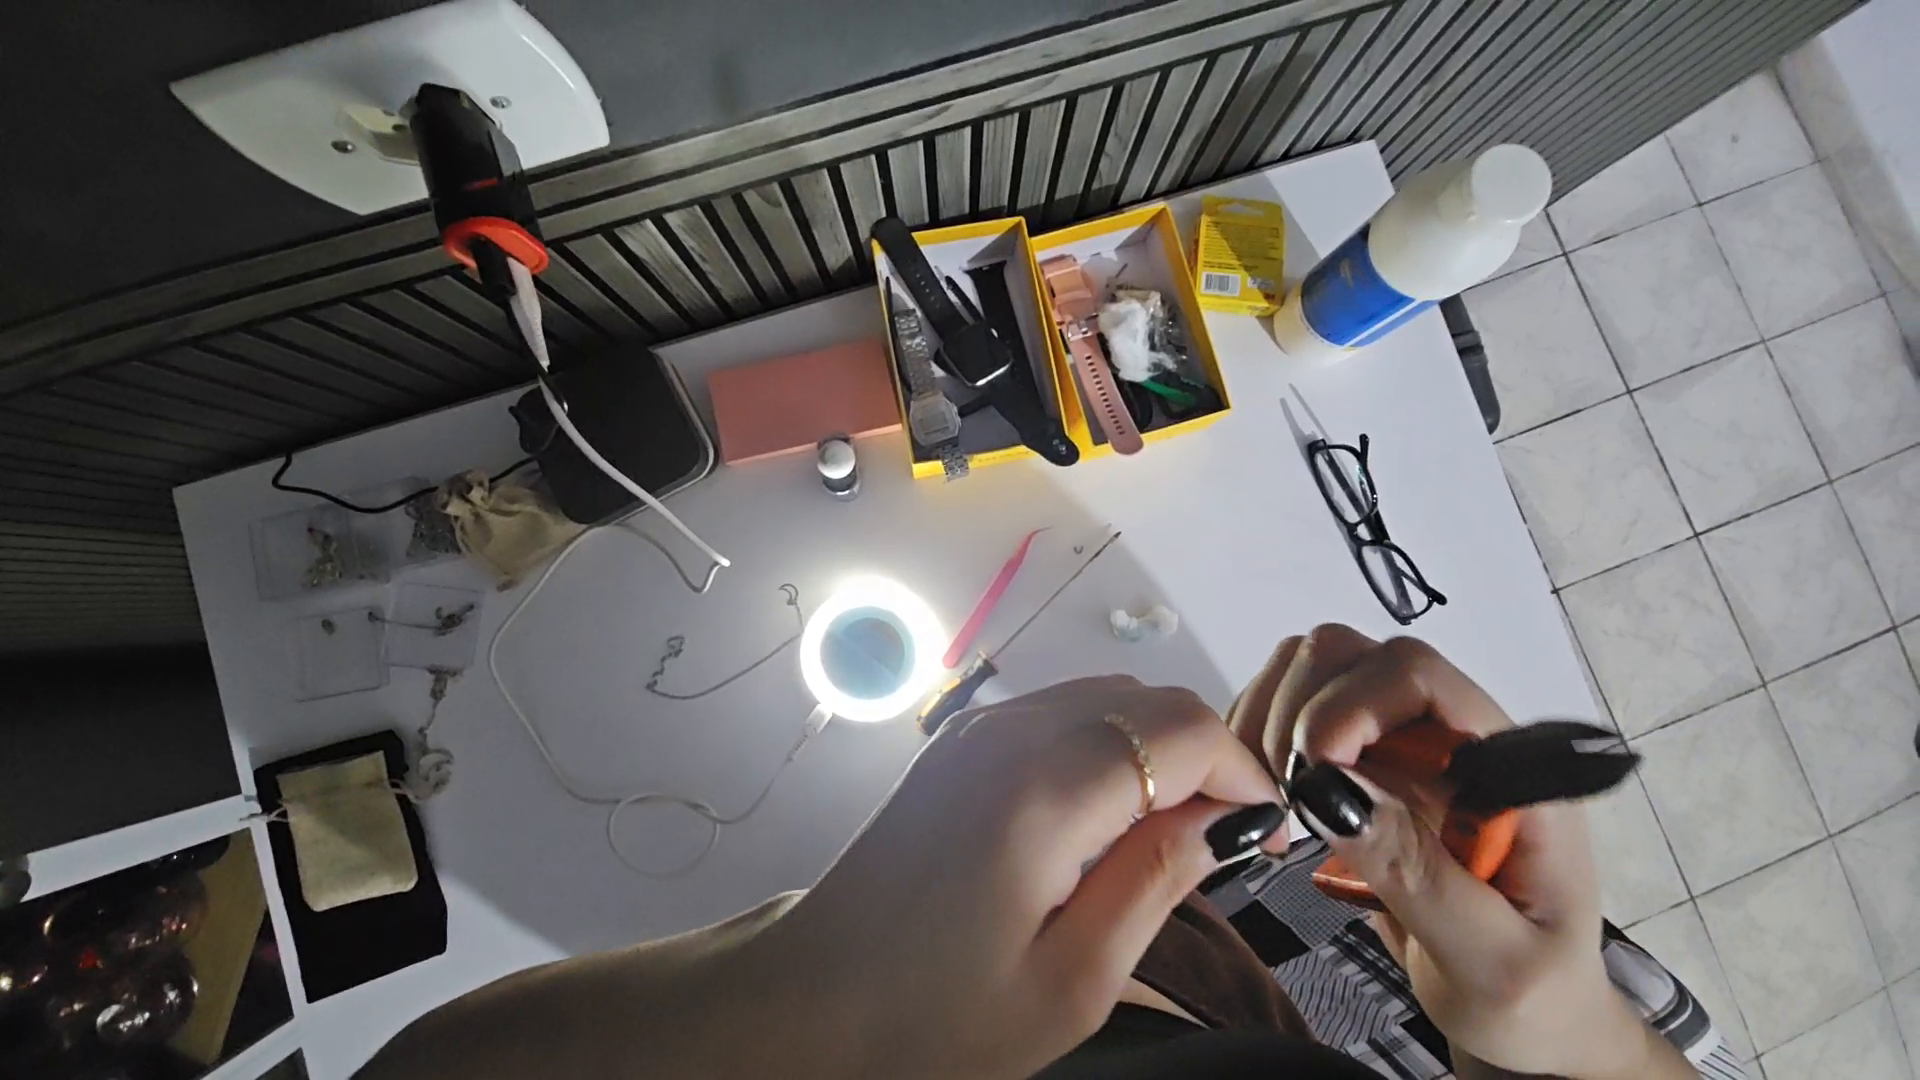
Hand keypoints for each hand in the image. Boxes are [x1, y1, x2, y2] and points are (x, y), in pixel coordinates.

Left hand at [759, 676, 1287, 1078]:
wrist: (814, 991)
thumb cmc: (937, 1013)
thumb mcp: (1070, 981)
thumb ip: (1153, 882)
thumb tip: (1216, 819)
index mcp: (1044, 791)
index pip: (1179, 730)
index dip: (1241, 767)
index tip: (1263, 827)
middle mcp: (1010, 733)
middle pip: (1146, 698)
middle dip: (1205, 752)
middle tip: (1222, 833)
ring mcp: (978, 728)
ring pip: (1105, 695)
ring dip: (1155, 744)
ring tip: (1165, 826)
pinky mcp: (960, 739)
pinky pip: (1060, 709)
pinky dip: (1106, 740)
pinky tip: (1102, 809)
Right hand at [1230, 626, 1658, 1079]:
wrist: (1521, 1010)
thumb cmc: (1529, 995)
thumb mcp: (1490, 957)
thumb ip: (1418, 872)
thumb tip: (1328, 789)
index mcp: (1504, 765)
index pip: (1418, 675)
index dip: (1350, 705)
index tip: (1309, 773)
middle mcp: (1444, 731)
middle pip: (1349, 655)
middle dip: (1296, 714)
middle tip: (1285, 798)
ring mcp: (1394, 737)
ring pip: (1306, 670)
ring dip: (1268, 723)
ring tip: (1275, 802)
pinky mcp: (1353, 754)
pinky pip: (1282, 705)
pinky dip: (1254, 737)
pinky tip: (1264, 795)